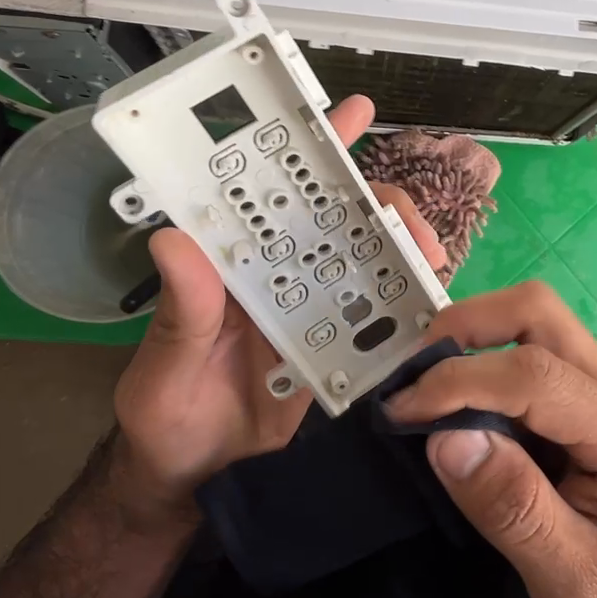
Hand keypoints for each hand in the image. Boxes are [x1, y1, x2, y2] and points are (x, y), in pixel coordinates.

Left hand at [109, 95, 447, 518]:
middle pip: (338, 220)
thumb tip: (171, 240)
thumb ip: (181, 313)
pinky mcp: (341, 348)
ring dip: (404, 253)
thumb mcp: (163, 369)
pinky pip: (380, 316)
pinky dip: (408, 305)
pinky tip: (432, 306)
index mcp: (235, 265)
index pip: (273, 194)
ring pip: (368, 262)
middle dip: (383, 206)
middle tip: (416, 227)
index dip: (312, 149)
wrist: (197, 484)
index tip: (355, 113)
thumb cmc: (167, 420)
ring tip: (432, 264)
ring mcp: (315, 310)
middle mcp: (280, 275)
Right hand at [387, 283, 596, 597]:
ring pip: (534, 323)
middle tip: (413, 379)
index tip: (401, 411)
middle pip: (538, 313)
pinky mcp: (584, 408)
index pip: (534, 373)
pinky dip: (485, 362)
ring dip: (474, 339)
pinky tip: (458, 405)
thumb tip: (445, 439)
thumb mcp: (576, 583)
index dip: (459, 381)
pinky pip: (531, 356)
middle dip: (467, 327)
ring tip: (426, 389)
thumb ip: (514, 509)